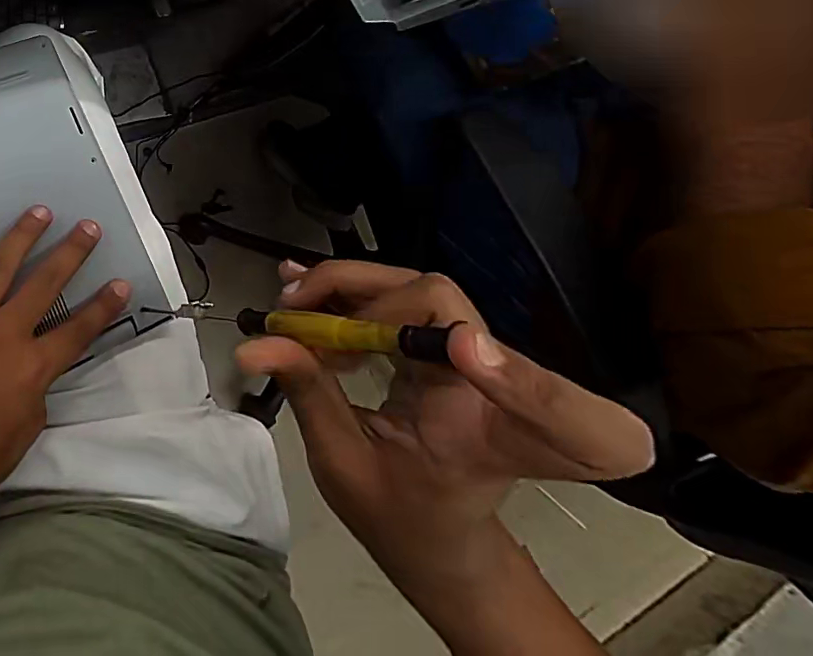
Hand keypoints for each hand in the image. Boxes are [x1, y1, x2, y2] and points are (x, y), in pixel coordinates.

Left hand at [0, 205, 130, 518]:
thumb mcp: (20, 439)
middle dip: (70, 253)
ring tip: (39, 212)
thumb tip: (28, 378)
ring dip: (21, 237)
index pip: (78, 332)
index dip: (103, 308)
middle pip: (44, 284)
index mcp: (32, 368)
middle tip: (88, 227)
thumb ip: (31, 399)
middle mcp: (4, 333)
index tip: (121, 284)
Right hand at [236, 260, 653, 596]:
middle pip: (445, 304)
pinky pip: (394, 296)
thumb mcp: (343, 464)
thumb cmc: (400, 515)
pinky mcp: (437, 339)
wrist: (430, 527)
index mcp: (491, 439)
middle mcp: (492, 385)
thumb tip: (254, 346)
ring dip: (343, 286)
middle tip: (295, 311)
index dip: (523, 380)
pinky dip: (342, 289)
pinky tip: (299, 288)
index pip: (558, 415)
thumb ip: (308, 395)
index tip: (464, 352)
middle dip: (366, 296)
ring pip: (413, 287)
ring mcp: (467, 355)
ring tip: (288, 306)